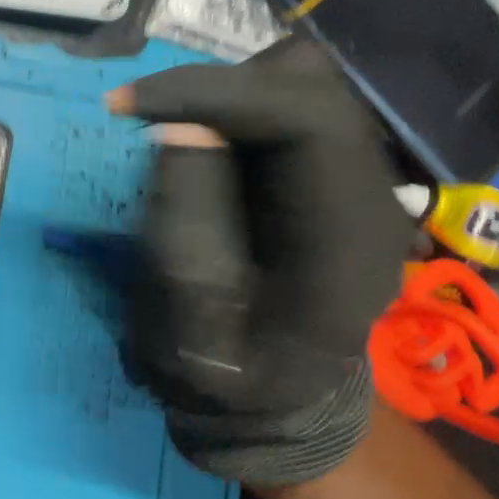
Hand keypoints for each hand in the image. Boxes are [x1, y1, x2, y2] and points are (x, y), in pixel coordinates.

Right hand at [108, 43, 407, 485]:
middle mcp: (370, 196)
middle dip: (219, 91)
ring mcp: (356, 183)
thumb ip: (186, 221)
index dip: (215, 93)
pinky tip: (199, 150)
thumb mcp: (185, 322)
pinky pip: (286, 111)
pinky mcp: (329, 177)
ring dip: (225, 99)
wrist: (272, 410)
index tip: (128, 105)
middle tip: (148, 122)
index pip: (306, 119)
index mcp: (346, 240)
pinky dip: (232, 113)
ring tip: (171, 137)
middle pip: (311, 87)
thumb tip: (180, 123)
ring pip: (299, 88)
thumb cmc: (224, 379)